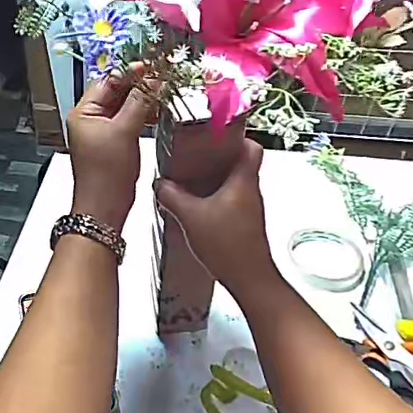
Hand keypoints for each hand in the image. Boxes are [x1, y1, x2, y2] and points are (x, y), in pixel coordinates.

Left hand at [66, 64, 156, 229]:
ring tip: (164, 91)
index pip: (108, 81)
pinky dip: (144, 114)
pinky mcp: (116, 142)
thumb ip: (139, 102)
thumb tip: (153, 80)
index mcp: (84, 112)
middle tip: (163, 77)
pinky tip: (158, 111)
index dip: (131, 72)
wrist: (105, 207)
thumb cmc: (105, 174)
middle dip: (140, 84)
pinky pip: (130, 120)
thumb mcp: (124, 131)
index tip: (152, 67)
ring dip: (144, 99)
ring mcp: (103, 131)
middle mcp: (91, 119)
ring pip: (126, 105)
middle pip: (117, 91)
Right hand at [153, 140, 277, 295]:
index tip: (217, 132)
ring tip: (192, 180)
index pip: (252, 146)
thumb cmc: (228, 245)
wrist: (249, 279)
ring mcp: (250, 208)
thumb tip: (160, 184)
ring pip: (236, 183)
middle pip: (240, 163)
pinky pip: (232, 201)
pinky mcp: (246, 223)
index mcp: (243, 180)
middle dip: (219, 157)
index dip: (237, 136)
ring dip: (217, 179)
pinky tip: (198, 207)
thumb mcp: (191, 216)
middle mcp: (251, 190)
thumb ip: (172, 196)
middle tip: (197, 154)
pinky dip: (217, 198)